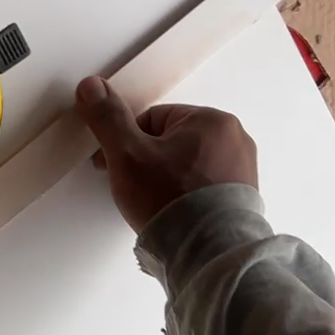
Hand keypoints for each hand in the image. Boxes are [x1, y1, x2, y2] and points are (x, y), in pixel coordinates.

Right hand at [75, 76, 258, 230]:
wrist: (205, 249)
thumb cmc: (168, 199)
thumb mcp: (126, 154)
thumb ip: (108, 118)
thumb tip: (92, 86)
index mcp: (210, 120)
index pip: (153, 119)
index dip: (127, 144)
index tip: (116, 167)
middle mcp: (234, 138)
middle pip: (170, 141)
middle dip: (147, 162)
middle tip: (135, 189)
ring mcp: (242, 169)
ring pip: (187, 165)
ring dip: (166, 179)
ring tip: (154, 203)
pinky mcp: (242, 196)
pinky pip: (204, 186)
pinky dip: (185, 196)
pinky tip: (173, 212)